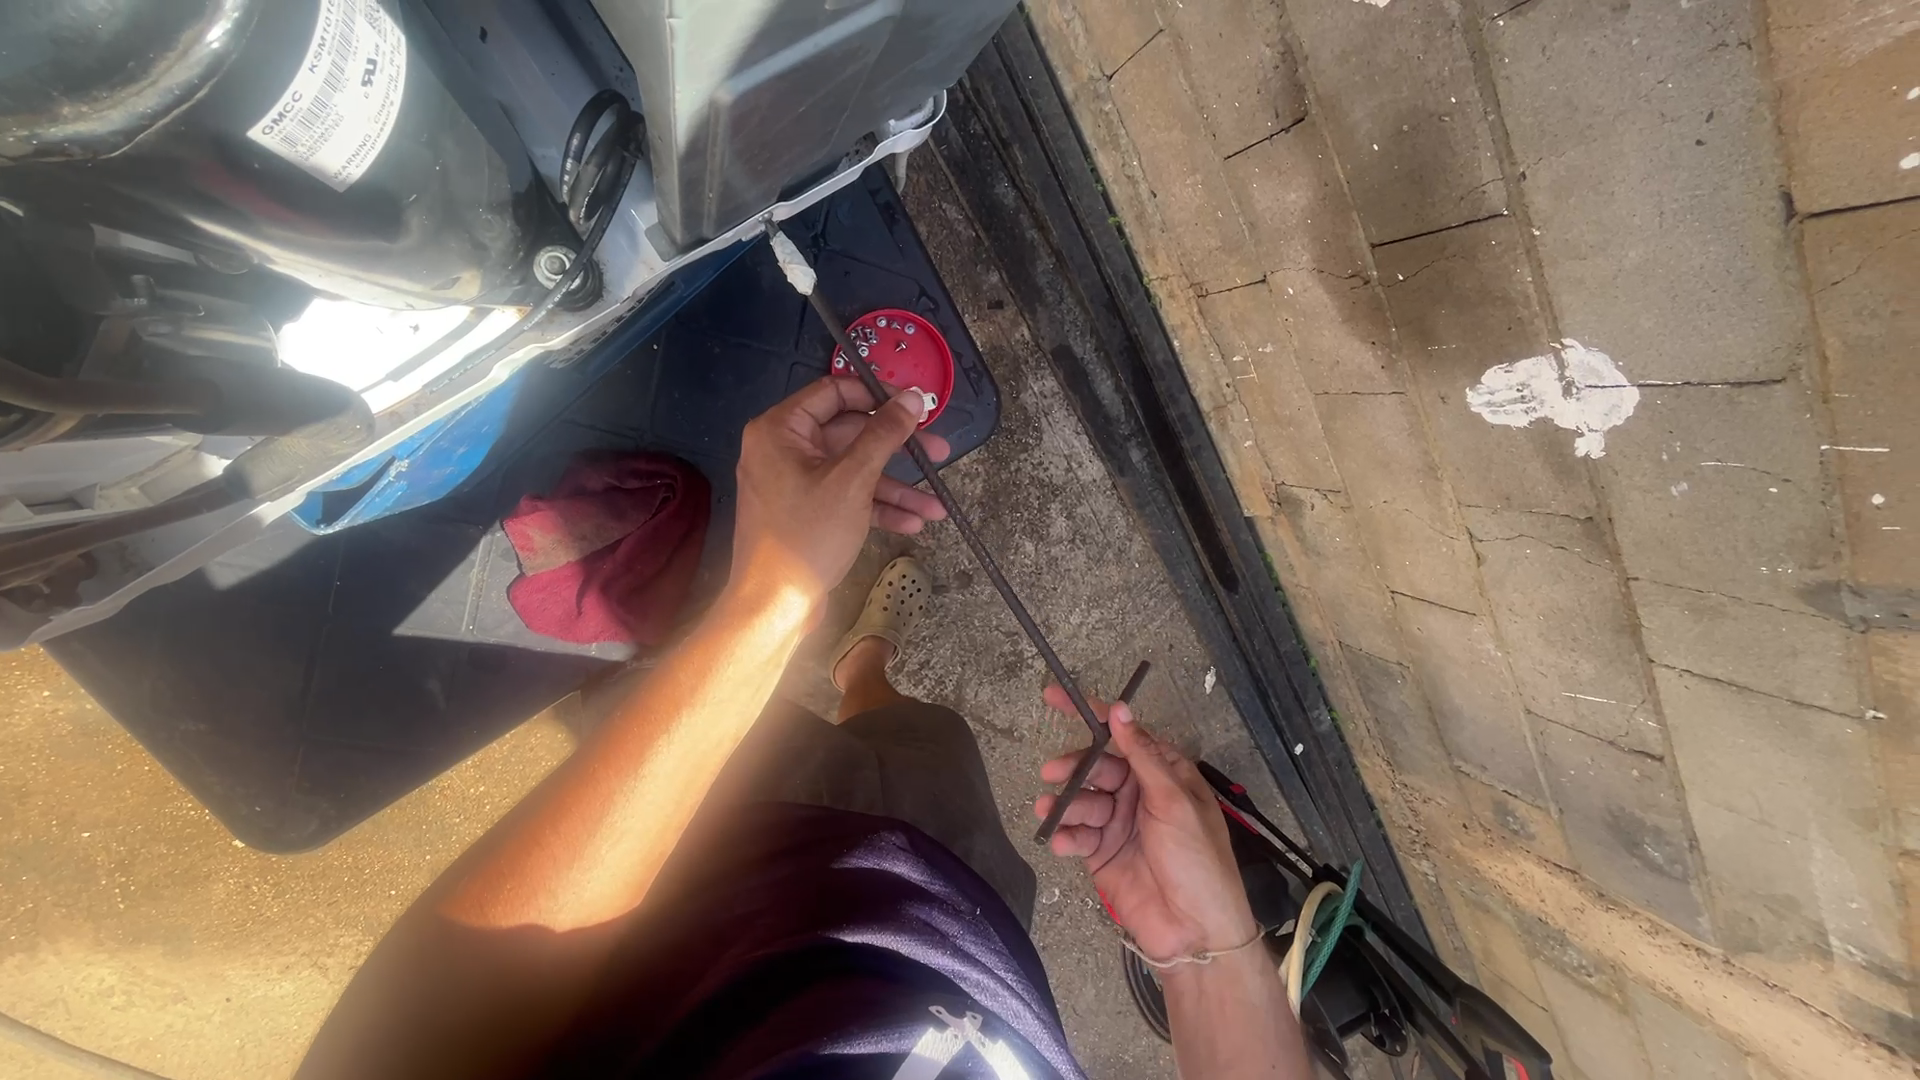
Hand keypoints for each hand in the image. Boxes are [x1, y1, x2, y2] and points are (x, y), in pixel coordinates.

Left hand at [732, 377, 949, 602]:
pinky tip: (913, 522)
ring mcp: (795, 483)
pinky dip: (877, 507)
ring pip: (854, 471)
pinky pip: (846, 497)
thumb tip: (914, 397)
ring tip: (937, 505)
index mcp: (781, 430)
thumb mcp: (852, 480)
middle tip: (940, 453)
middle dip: (899, 451)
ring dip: (896, 487)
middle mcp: (784, 449)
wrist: (774, 605)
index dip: (878, 396)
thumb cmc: (807, 534)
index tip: (915, 406)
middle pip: (851, 434)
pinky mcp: (807, 512)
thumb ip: (884, 434)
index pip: (834, 392)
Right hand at [1033, 687, 1257, 962]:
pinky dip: (1066, 834)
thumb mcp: (1173, 800)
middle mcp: (1138, 793)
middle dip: (1073, 767)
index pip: (1123, 734)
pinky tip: (1061, 840)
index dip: (1091, 715)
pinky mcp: (1102, 853)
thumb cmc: (1197, 858)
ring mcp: (1118, 823)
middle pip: (1096, 766)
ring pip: (1082, 800)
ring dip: (1065, 803)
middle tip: (1052, 772)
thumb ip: (1142, 754)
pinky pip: (1077, 834)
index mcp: (1163, 773)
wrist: (1195, 931)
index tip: (1054, 697)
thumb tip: (1119, 709)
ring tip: (1050, 811)